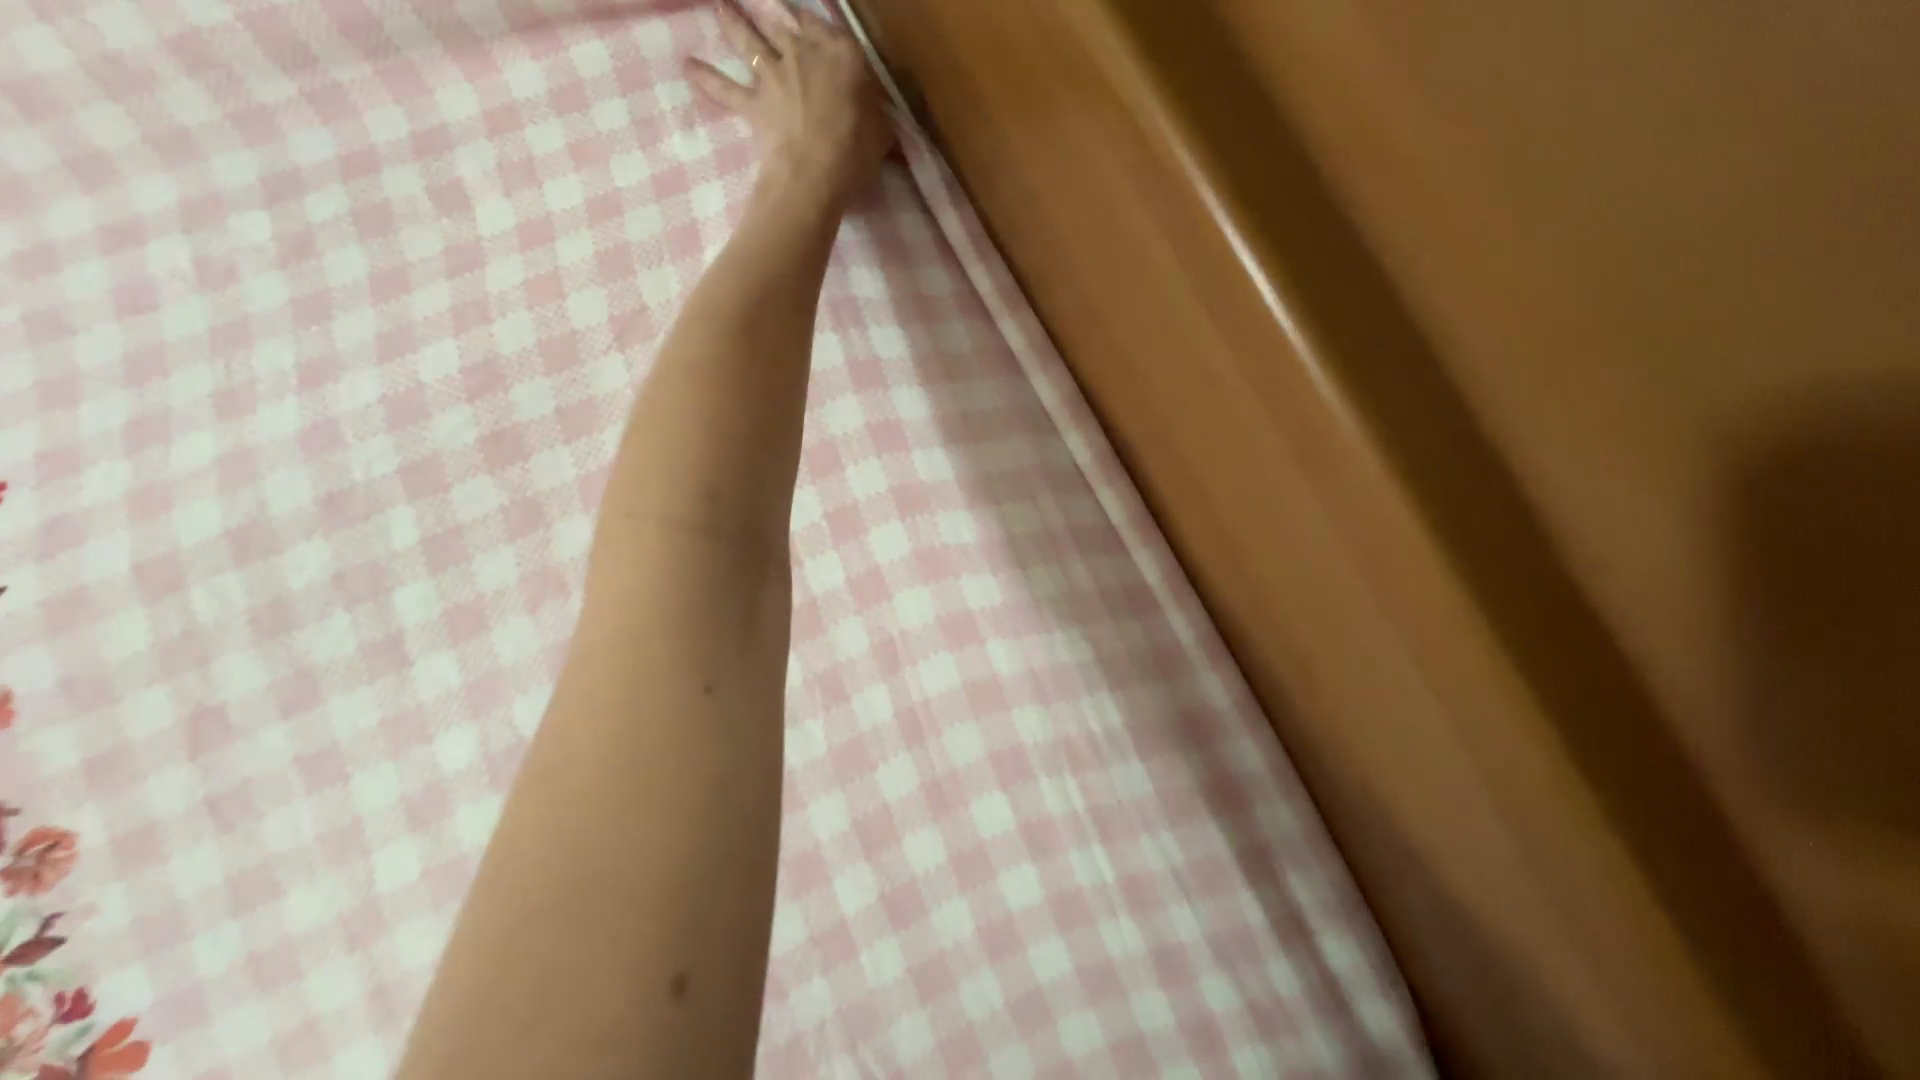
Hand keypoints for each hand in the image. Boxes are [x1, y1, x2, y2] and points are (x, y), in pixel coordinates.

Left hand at [687, 1, 894, 205]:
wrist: (815, 171)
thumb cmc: (857, 149)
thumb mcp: (881, 128)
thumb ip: (872, 111)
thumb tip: (871, 112)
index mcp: (842, 54)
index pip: (825, 26)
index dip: (815, 23)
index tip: (809, 20)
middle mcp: (804, 53)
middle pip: (783, 24)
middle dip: (772, 10)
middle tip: (761, 3)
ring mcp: (774, 74)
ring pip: (748, 40)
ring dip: (732, 21)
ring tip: (719, 7)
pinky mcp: (753, 102)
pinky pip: (724, 88)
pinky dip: (705, 77)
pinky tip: (687, 65)